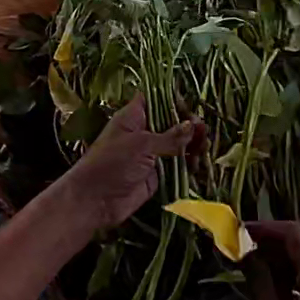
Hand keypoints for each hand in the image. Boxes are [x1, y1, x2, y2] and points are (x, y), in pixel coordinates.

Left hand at [56, 96, 200, 232]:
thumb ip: (169, 137)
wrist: (95, 200)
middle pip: (171, 122)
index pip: (156, 99)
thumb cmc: (112, 163)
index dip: (173, 100)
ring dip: (192, 145)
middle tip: (203, 131)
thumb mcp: (142, 145)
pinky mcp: (155, 175)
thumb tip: (193, 124)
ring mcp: (150, 154)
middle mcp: (144, 132)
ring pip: (176, 144)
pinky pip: (176, 165)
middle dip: (188, 125)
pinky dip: (188, 164)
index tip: (189, 109)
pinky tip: (198, 164)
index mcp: (134, 117)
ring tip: (204, 147)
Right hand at [245, 221, 299, 299]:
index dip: (265, 228)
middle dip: (268, 244)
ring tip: (247, 265)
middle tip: (239, 249)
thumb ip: (258, 278)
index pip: (294, 235)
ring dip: (276, 260)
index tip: (239, 231)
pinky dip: (287, 275)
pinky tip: (267, 284)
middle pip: (299, 247)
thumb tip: (243, 248)